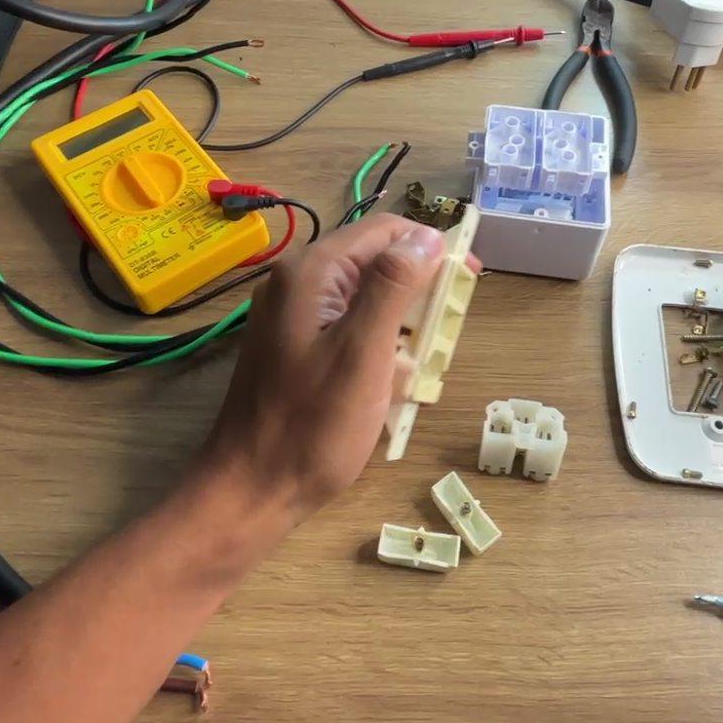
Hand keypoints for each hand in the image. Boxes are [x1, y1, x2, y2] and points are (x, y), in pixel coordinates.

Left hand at [198, 214, 454, 523]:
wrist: (252, 491)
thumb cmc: (312, 426)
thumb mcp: (363, 351)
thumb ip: (394, 286)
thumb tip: (427, 235)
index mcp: (312, 273)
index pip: (384, 231)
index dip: (432, 247)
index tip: (471, 279)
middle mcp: (297, 282)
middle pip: (374, 262)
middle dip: (418, 291)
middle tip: (446, 331)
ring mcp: (292, 315)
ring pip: (364, 297)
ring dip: (401, 323)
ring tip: (421, 362)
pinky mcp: (295, 345)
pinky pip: (348, 327)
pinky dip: (378, 345)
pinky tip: (391, 381)